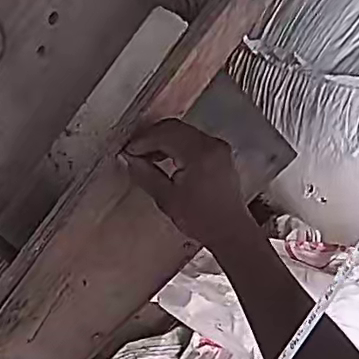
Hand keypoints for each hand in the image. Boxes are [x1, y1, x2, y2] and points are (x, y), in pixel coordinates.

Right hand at [122, 119, 262, 252]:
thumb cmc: (202, 219)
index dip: (142, 140)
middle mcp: (212, 144)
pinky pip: (193, 140)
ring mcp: (218, 147)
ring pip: (183, 132)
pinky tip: (165, 159)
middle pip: (174, 128)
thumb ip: (146, 175)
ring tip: (146, 157)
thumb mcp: (167, 199)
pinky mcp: (220, 153)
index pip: (165, 134)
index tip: (128, 151)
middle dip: (151, 137)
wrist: (230, 231)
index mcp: (200, 153)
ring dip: (163, 140)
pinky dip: (176, 145)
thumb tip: (129, 159)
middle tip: (134, 152)